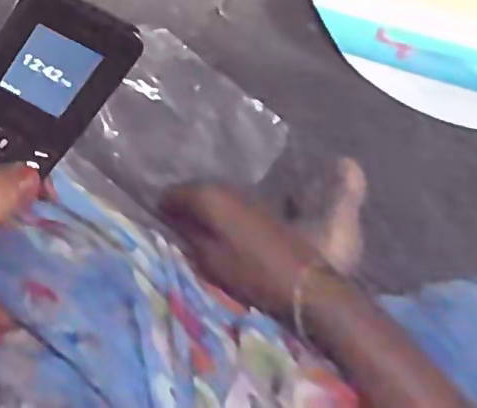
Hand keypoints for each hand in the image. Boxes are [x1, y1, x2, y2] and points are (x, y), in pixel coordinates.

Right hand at [159, 183, 332, 315]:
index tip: (165, 226)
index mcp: (205, 195)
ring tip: (208, 230)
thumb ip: (186, 234)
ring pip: (215, 195)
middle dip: (186, 206)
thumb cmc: (253, 274)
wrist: (312, 290)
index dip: (163, 210)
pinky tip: (230, 231)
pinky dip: (227, 213)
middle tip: (185, 228)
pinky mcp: (267, 207)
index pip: (169, 193)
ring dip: (208, 209)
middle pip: (193, 190)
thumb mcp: (209, 260)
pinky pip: (234, 203)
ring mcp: (248, 194)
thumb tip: (172, 220)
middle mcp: (224, 186)